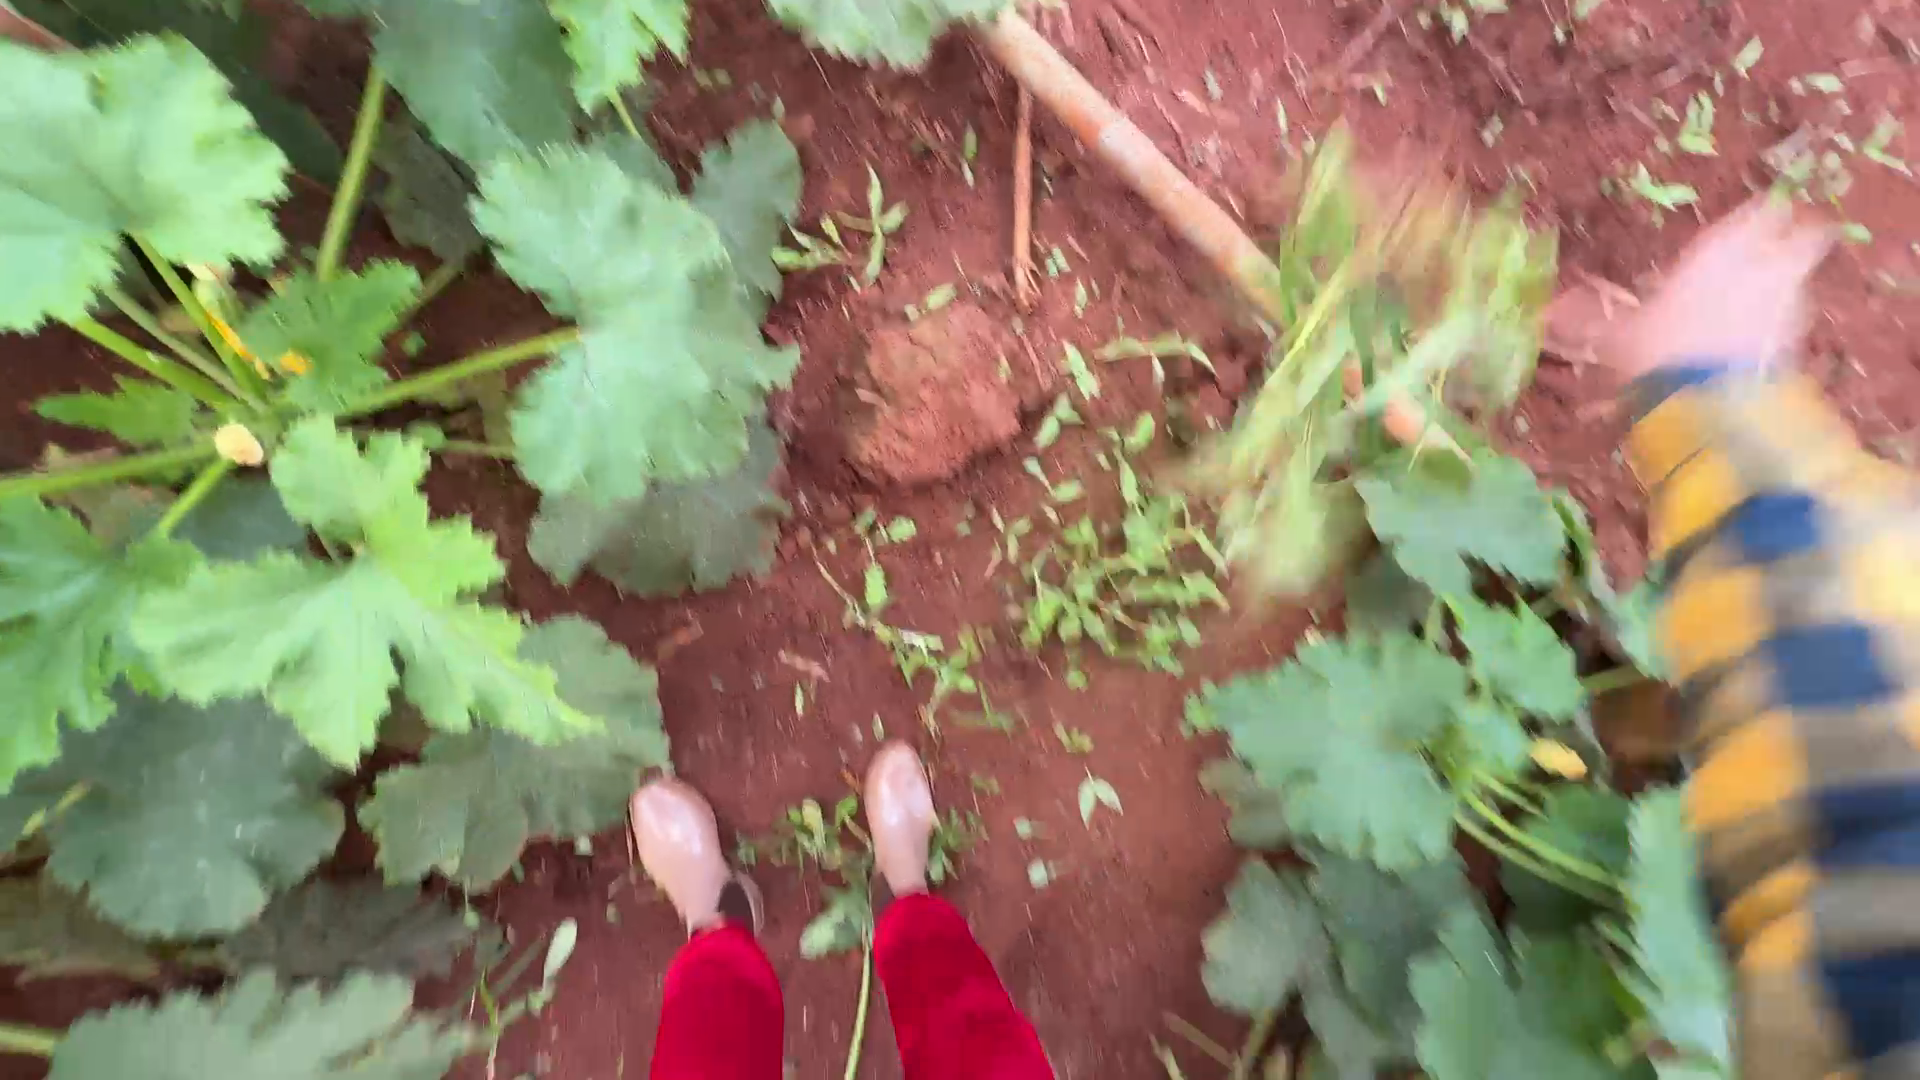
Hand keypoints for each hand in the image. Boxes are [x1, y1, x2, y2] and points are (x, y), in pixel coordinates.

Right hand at [1608, 197, 1835, 378]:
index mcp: (1718, 253)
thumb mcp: (1613, 336)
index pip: (1758, 213)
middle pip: (1800, 234)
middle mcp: (1761, 265)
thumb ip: (1589, 319)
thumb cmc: (1655, 352)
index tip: (1747, 216)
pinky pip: (1785, 311)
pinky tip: (1743, 333)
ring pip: (1792, 274)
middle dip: (1788, 237)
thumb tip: (1547, 311)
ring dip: (1774, 280)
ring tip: (1744, 299)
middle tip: (1768, 246)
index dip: (1754, 214)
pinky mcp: (1795, 331)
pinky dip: (1771, 315)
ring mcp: (1784, 297)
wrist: (1706, 397)